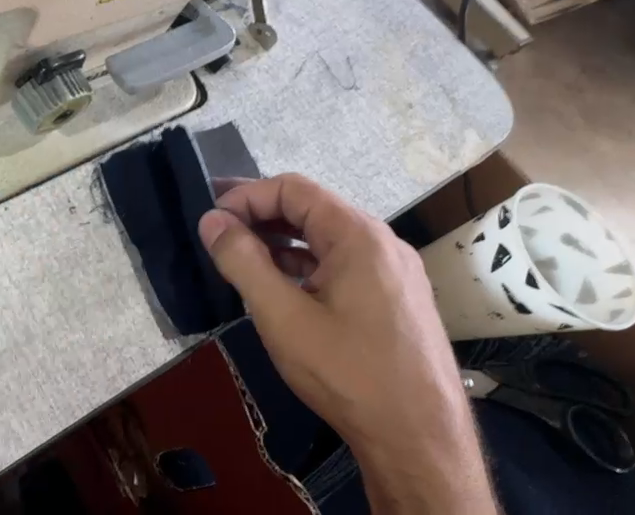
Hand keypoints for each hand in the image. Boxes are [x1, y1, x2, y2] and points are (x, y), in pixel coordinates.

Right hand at [199, 175, 495, 513]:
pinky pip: (342, 264)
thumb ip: (242, 260)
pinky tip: (281, 288)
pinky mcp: (396, 300)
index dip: (246, 196)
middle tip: (217, 229)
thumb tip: (212, 220)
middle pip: (311, 209)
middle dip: (261, 215)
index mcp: (358, 235)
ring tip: (241, 258)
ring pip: (326, 238)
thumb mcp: (282, 316)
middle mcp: (381, 243)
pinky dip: (305, 265)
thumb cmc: (348, 374)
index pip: (292, 189)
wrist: (422, 445)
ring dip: (281, 242)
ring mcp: (394, 272)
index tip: (213, 221)